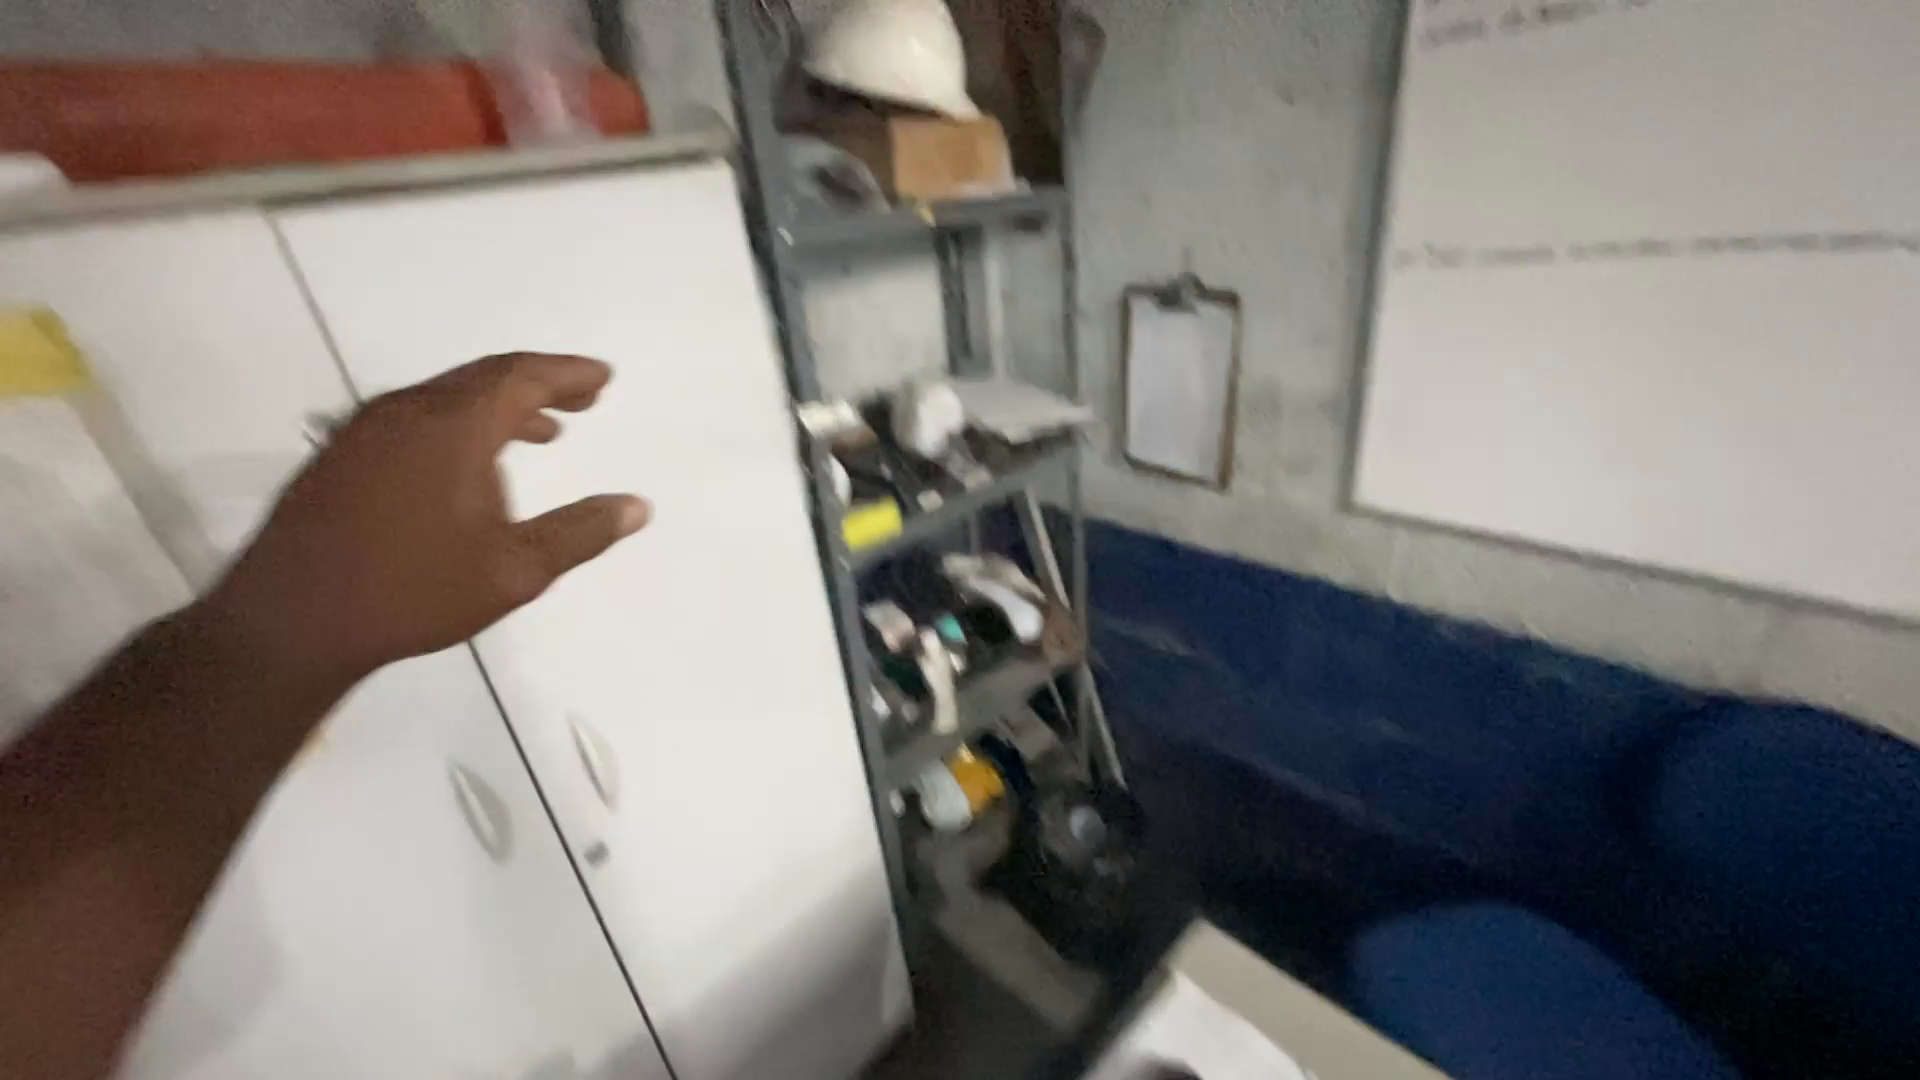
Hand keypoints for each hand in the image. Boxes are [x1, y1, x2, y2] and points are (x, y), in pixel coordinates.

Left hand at [199, 352, 649, 692]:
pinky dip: (464, 422)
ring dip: (502, 406)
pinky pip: (418, 416)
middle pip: (484, 377)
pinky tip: (477, 463)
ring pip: (448, 396)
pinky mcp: (342, 456)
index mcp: (451, 429)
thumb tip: (638, 506)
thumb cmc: (414, 593)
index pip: (521, 378)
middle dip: (541, 383)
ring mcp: (365, 431)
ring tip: (545, 431)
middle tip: (585, 397)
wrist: (287, 626)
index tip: (604, 377)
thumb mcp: (517, 570)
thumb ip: (581, 532)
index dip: (568, 373)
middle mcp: (406, 413)